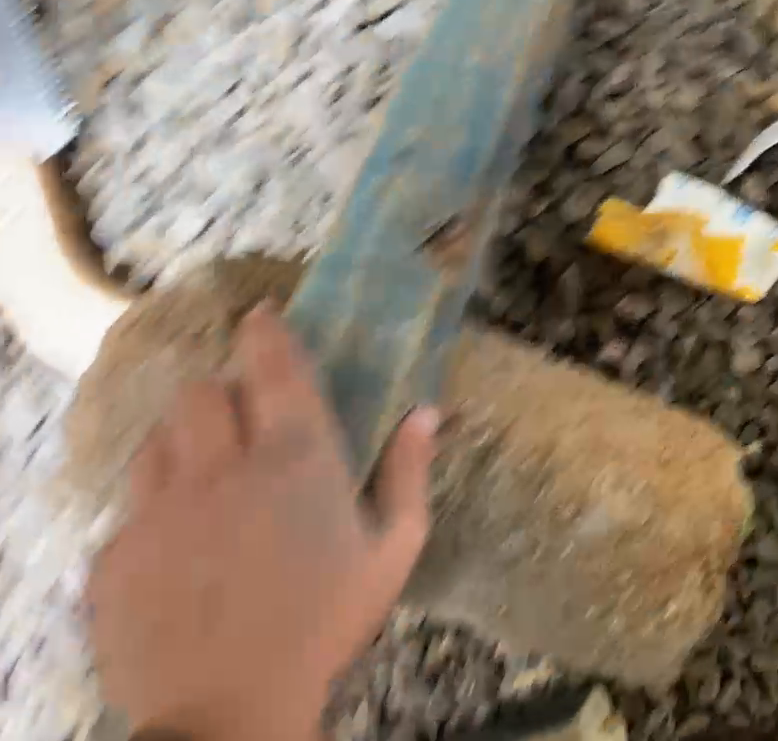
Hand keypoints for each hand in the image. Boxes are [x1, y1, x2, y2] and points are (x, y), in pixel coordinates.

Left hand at [86, 306, 437, 740]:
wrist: (228, 705)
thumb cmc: (331, 616)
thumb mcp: (396, 544)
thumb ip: (408, 471)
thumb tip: (425, 411)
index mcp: (298, 463)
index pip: (272, 374)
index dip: (265, 335)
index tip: (260, 314)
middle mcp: (221, 472)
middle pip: (198, 395)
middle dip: (221, 389)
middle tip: (246, 411)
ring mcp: (157, 512)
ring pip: (156, 440)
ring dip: (185, 436)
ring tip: (210, 463)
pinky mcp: (114, 555)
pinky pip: (131, 502)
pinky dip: (160, 498)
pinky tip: (187, 535)